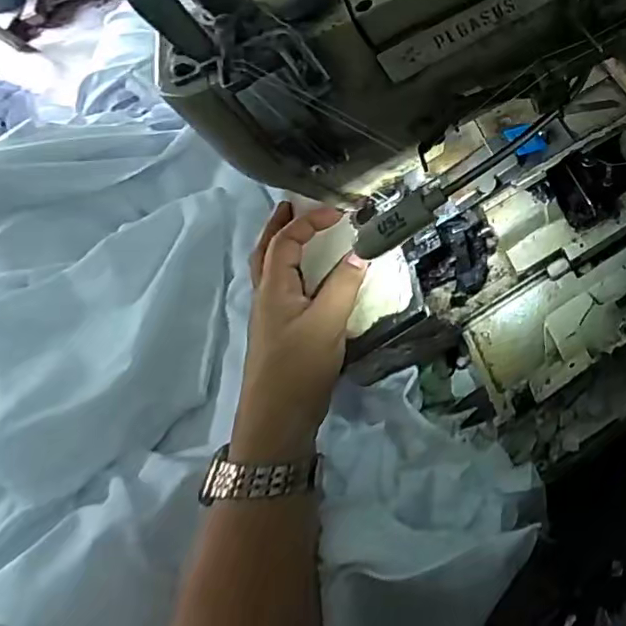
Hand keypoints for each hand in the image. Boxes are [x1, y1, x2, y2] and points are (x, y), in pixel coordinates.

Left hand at [231, 202, 362, 460]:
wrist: (277, 421)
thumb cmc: (298, 368)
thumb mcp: (327, 323)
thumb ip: (344, 284)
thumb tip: (360, 251)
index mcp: (273, 290)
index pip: (285, 242)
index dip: (309, 221)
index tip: (340, 213)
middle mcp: (267, 297)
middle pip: (266, 252)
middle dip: (279, 225)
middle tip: (294, 204)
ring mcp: (273, 315)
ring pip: (272, 270)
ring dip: (284, 244)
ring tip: (303, 231)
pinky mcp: (283, 331)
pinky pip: (286, 286)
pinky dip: (296, 267)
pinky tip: (314, 274)